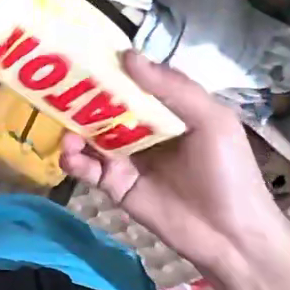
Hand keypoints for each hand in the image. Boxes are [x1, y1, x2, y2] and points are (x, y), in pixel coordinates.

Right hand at [60, 51, 289, 278]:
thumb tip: (128, 55)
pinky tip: (72, 156)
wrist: (231, 237)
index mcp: (168, 108)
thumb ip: (172, 88)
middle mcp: (143, 128)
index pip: (134, 80)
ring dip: (73, 129)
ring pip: (90, 135)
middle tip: (58, 89)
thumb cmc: (229, 172)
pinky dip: (73, 160)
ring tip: (69, 134)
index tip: (83, 52)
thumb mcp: (212, 121)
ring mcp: (126, 156)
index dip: (111, 67)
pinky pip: (87, 167)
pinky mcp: (115, 184)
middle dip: (81, 96)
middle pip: (105, 105)